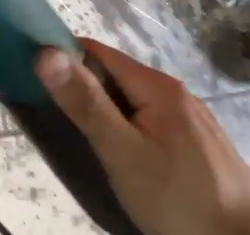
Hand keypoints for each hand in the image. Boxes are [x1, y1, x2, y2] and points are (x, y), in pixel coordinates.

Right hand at [37, 39, 249, 234]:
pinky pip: (157, 127)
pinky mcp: (206, 150)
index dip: (65, 62)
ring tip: (99, 150)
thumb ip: (85, 101)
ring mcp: (198, 123)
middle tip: (71, 129)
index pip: (95, 51)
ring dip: (112, 119)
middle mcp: (180, 95)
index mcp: (159, 86)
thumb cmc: (180, 200)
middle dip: (89, 96)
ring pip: (137, 105)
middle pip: (116, 78)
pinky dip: (136, 136)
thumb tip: (44, 50)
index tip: (43, 87)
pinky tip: (135, 166)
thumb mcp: (123, 152)